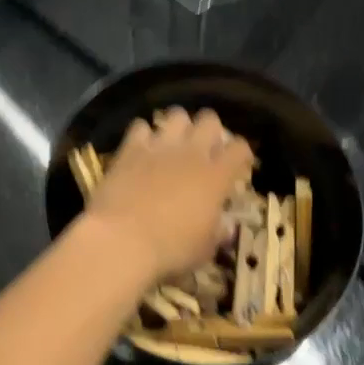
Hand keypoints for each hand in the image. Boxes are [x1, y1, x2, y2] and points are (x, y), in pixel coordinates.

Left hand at [83, 107, 254, 281]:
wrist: (122, 239)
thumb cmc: (170, 250)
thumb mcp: (204, 250)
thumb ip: (217, 233)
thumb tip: (225, 226)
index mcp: (215, 177)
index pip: (240, 148)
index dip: (241, 153)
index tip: (237, 164)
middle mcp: (191, 153)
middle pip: (209, 119)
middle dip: (210, 129)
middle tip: (204, 148)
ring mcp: (160, 146)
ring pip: (177, 114)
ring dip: (178, 125)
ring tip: (173, 142)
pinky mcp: (131, 148)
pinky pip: (140, 126)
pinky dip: (143, 134)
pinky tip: (141, 148)